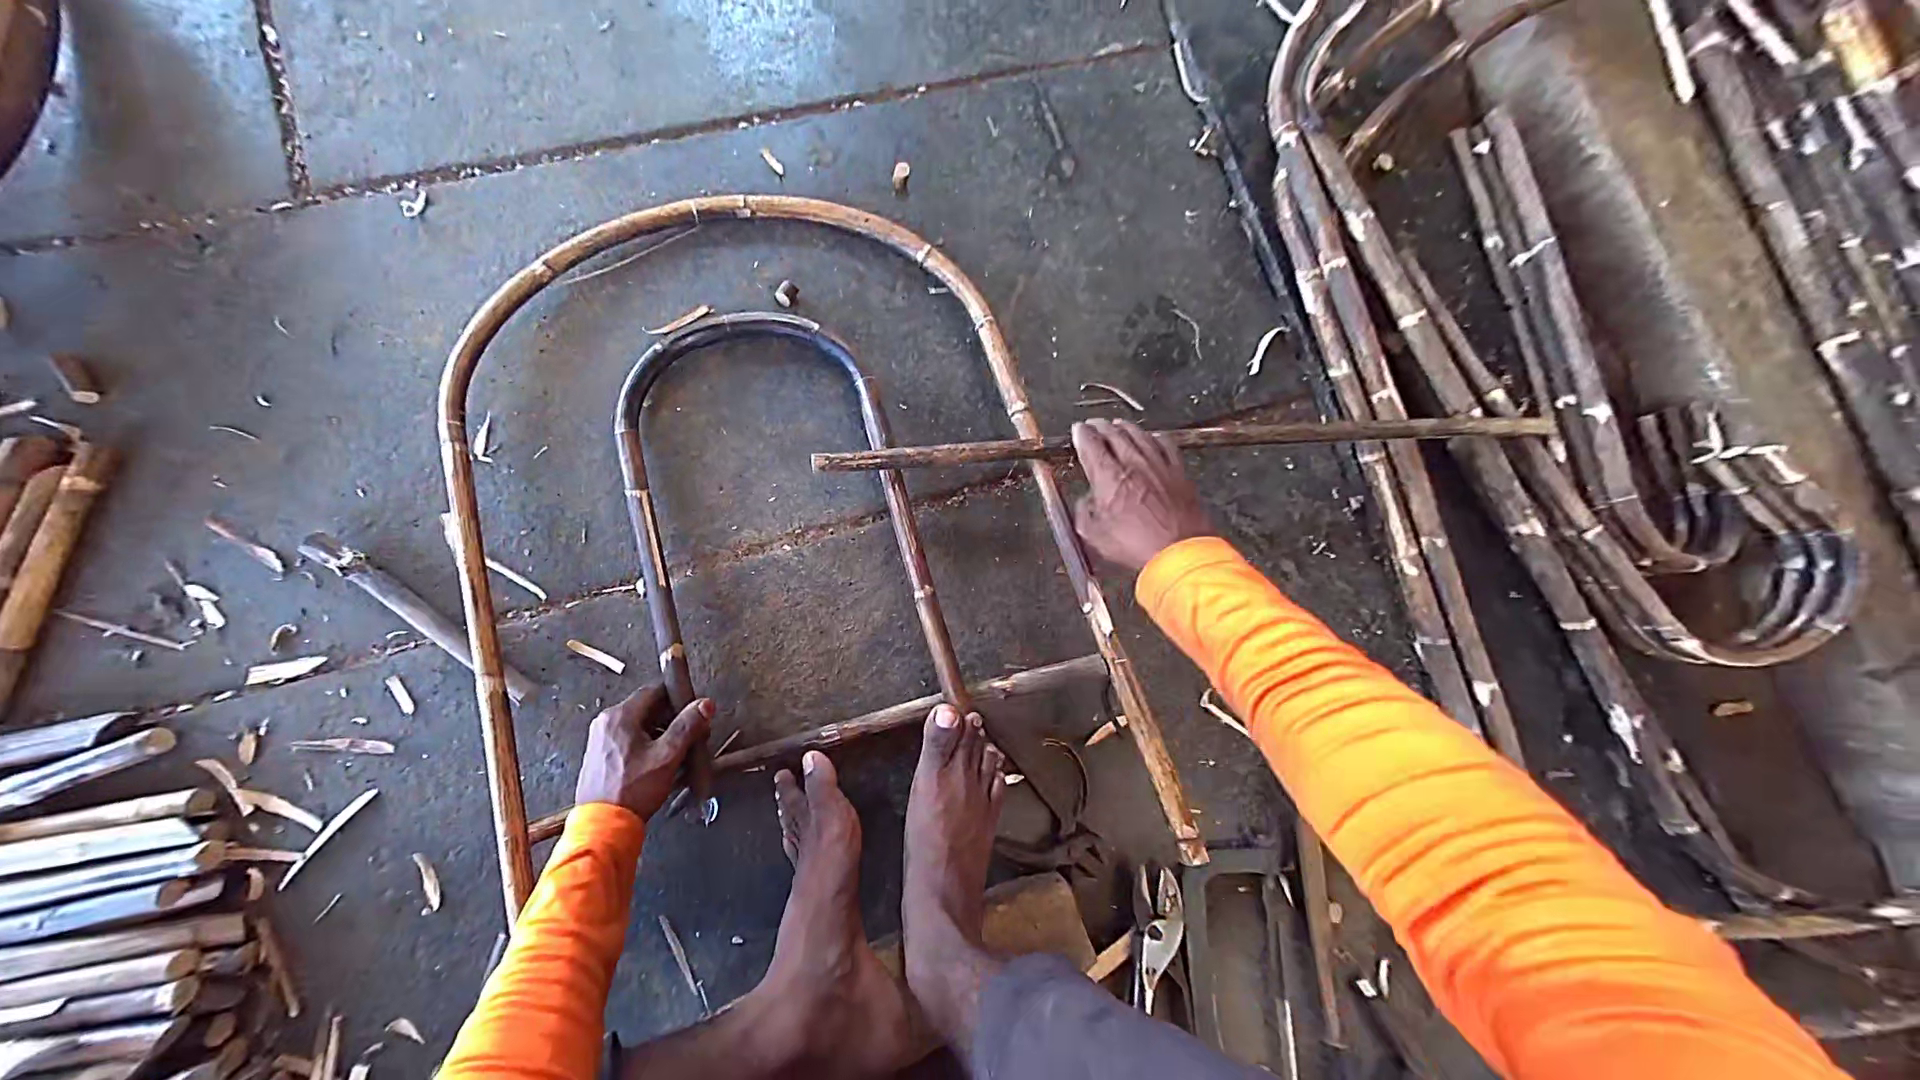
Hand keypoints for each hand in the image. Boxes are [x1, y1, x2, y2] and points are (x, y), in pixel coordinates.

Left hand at [575, 684, 713, 820]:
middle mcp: (606, 723)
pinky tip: (662, 763)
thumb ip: (688, 725)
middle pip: (649, 708)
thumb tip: (704, 704)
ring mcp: (601, 740)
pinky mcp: (601, 756)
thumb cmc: (632, 791)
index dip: (679, 699)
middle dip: (674, 719)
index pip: (655, 691)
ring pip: (641, 726)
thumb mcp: (668, 755)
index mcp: (620, 717)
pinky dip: (649, 746)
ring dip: (663, 734)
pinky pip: (631, 740)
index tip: (695, 712)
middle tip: (693, 736)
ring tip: (679, 754)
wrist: (603, 827)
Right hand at [1072, 419, 1212, 571]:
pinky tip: (1153, 438)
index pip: (1090, 444)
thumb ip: (1084, 512)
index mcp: (1108, 477)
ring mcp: (1158, 465)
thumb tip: (1085, 503)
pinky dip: (1155, 438)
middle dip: (1101, 427)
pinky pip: (1166, 444)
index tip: (1078, 430)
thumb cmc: (1137, 545)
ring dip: (1126, 427)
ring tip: (1119, 424)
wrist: (1178, 551)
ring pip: (1139, 434)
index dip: (1081, 434)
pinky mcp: (1178, 472)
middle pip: (1114, 434)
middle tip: (1094, 425)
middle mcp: (1133, 464)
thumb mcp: (1095, 535)